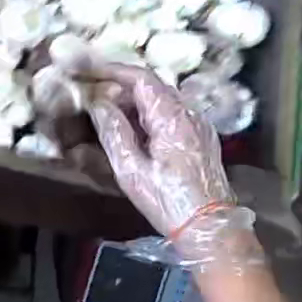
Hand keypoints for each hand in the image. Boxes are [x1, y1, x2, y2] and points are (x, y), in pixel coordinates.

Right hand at [85, 62, 257, 267]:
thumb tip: (98, 104)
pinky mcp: (201, 139)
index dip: (113, 71)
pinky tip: (134, 133)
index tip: (90, 73)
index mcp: (172, 117)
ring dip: (134, 104)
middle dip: (121, 89)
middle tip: (94, 100)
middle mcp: (189, 114)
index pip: (141, 78)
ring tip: (109, 117)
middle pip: (152, 87)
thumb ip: (113, 132)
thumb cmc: (169, 201)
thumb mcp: (132, 170)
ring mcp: (198, 125)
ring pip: (161, 101)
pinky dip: (148, 116)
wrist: (211, 230)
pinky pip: (171, 116)